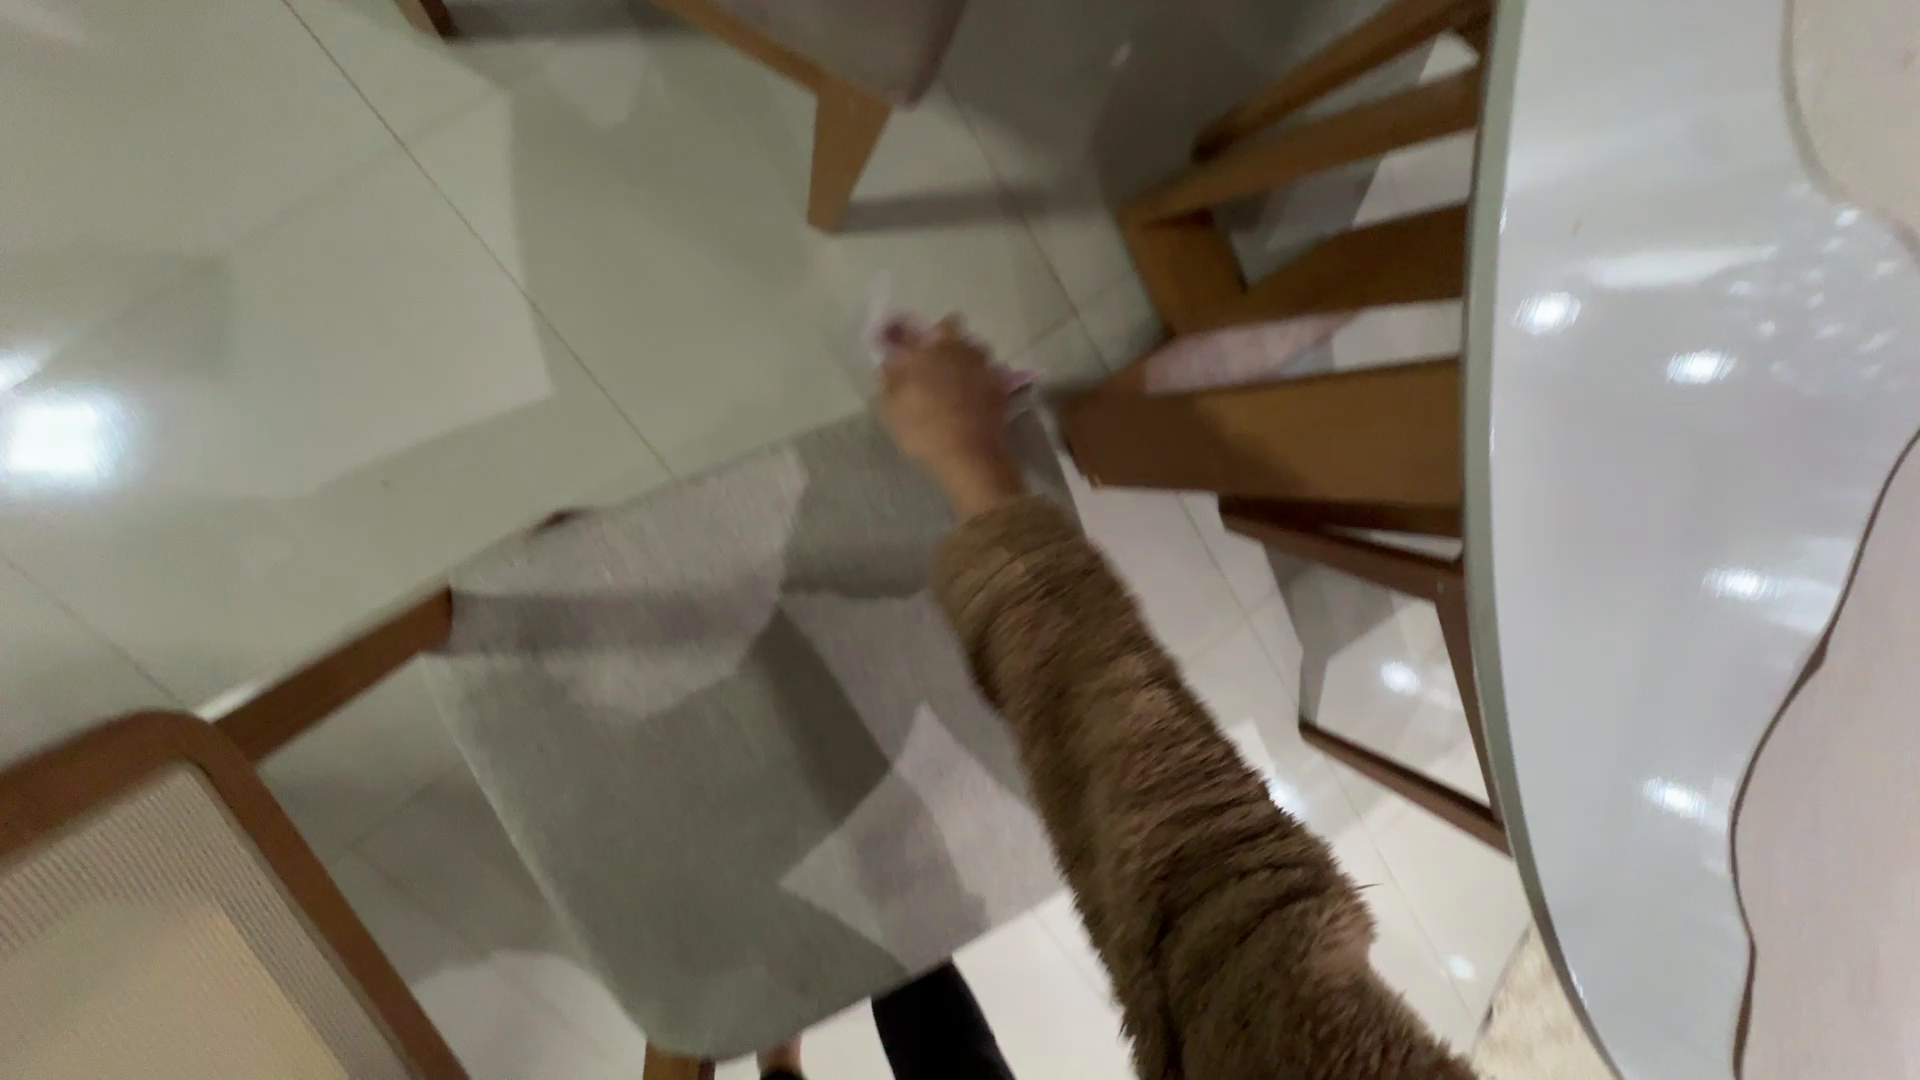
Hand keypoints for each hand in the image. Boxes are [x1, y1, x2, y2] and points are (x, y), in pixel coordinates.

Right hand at [879, 316, 1026, 516]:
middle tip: (936, 359)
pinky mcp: (1001, 384)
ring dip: (966, 356)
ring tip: (959, 379)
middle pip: (951, 326)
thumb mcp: (892, 409)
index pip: (910, 328)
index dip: (904, 334)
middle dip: (943, 336)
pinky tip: (976, 397)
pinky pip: (990, 372)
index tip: (901, 345)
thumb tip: (890, 364)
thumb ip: (889, 381)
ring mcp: (982, 364)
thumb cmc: (923, 429)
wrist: (969, 453)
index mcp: (925, 350)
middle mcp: (956, 348)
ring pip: (974, 347)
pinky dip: (982, 379)